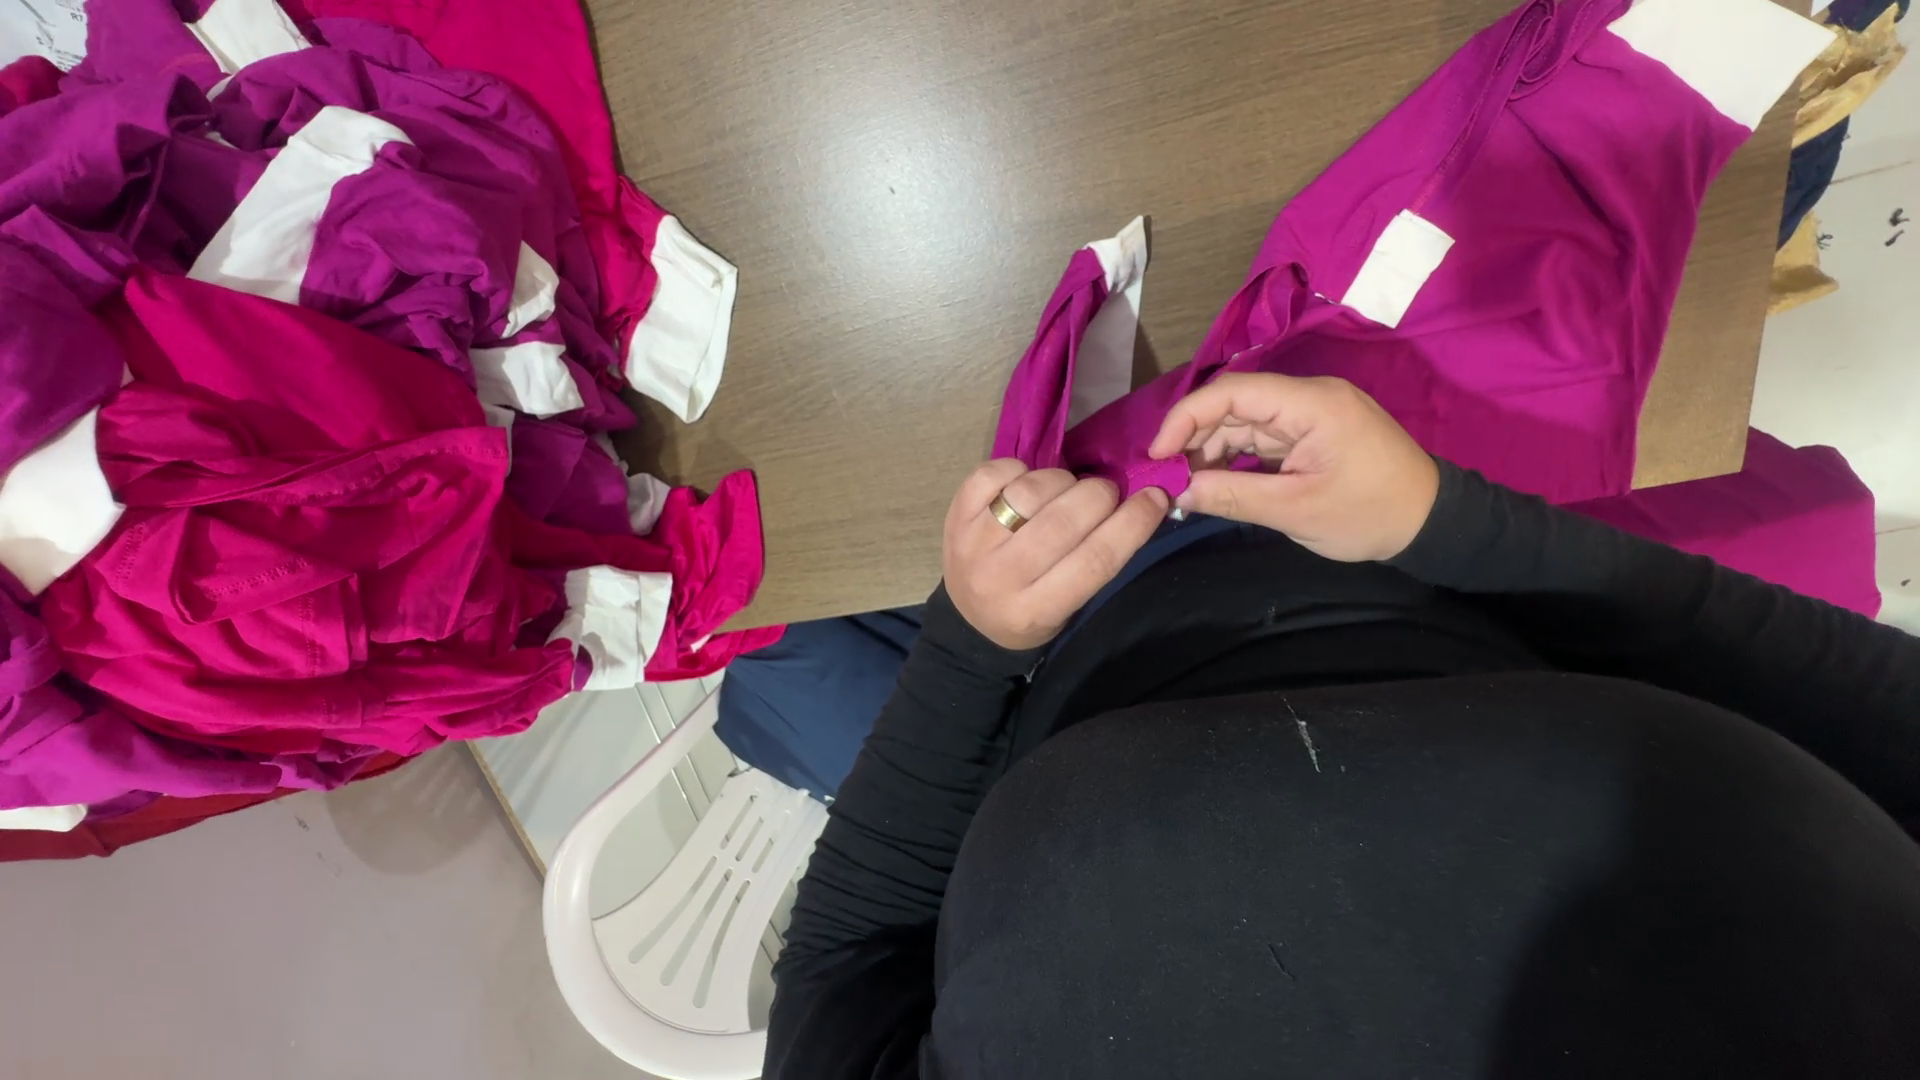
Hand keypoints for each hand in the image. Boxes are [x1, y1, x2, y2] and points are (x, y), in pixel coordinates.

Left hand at [943, 460, 1168, 649]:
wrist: (970, 620)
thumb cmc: (1033, 612)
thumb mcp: (1070, 605)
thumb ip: (1099, 558)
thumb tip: (1142, 501)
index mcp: (1037, 610)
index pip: (1095, 560)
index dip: (1132, 524)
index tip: (1153, 497)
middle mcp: (1001, 578)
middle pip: (1062, 523)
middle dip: (1098, 495)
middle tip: (1105, 493)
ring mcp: (972, 546)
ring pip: (1027, 494)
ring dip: (1060, 480)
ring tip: (1067, 488)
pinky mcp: (954, 517)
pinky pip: (990, 475)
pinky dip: (1018, 469)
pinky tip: (1027, 481)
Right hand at [1147, 373, 1438, 561]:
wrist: (1433, 524)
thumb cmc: (1369, 515)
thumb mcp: (1296, 512)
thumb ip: (1232, 497)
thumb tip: (1178, 493)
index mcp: (1311, 404)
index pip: (1232, 392)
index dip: (1186, 418)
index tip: (1159, 455)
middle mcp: (1307, 398)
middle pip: (1232, 405)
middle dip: (1193, 438)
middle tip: (1167, 478)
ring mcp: (1308, 415)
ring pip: (1241, 422)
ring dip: (1209, 451)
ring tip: (1185, 487)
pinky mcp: (1308, 434)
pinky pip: (1258, 438)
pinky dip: (1231, 459)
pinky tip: (1211, 482)